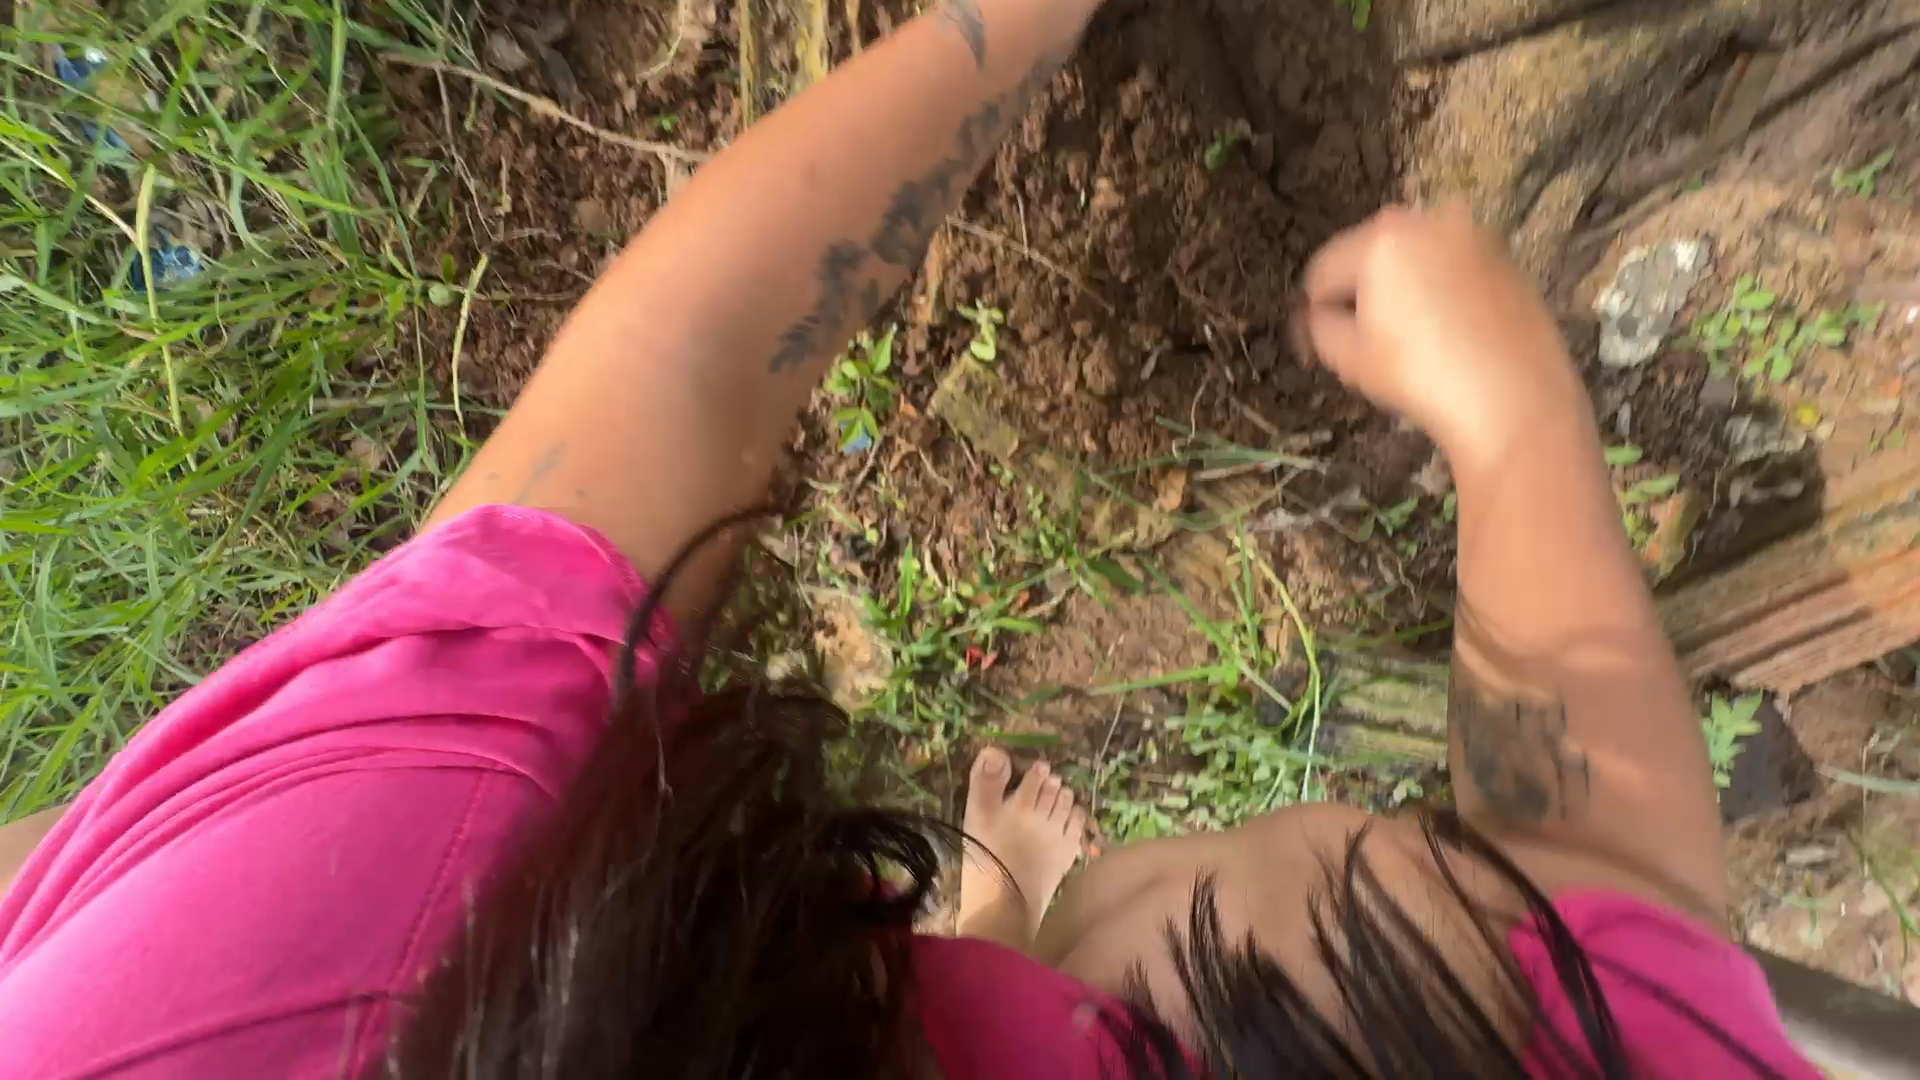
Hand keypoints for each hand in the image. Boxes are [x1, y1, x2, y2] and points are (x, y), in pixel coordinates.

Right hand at [1302, 202, 1592, 477]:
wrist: (1510, 395)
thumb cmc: (1417, 373)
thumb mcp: (1346, 356)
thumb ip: (1318, 325)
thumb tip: (1320, 314)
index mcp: (1382, 239)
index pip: (1322, 271)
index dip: (1313, 310)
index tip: (1316, 341)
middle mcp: (1429, 221)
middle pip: (1367, 255)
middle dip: (1357, 291)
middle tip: (1359, 337)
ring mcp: (1472, 234)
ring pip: (1409, 258)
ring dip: (1395, 288)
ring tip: (1401, 335)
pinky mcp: (1502, 255)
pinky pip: (1445, 265)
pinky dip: (1432, 288)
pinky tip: (1438, 330)